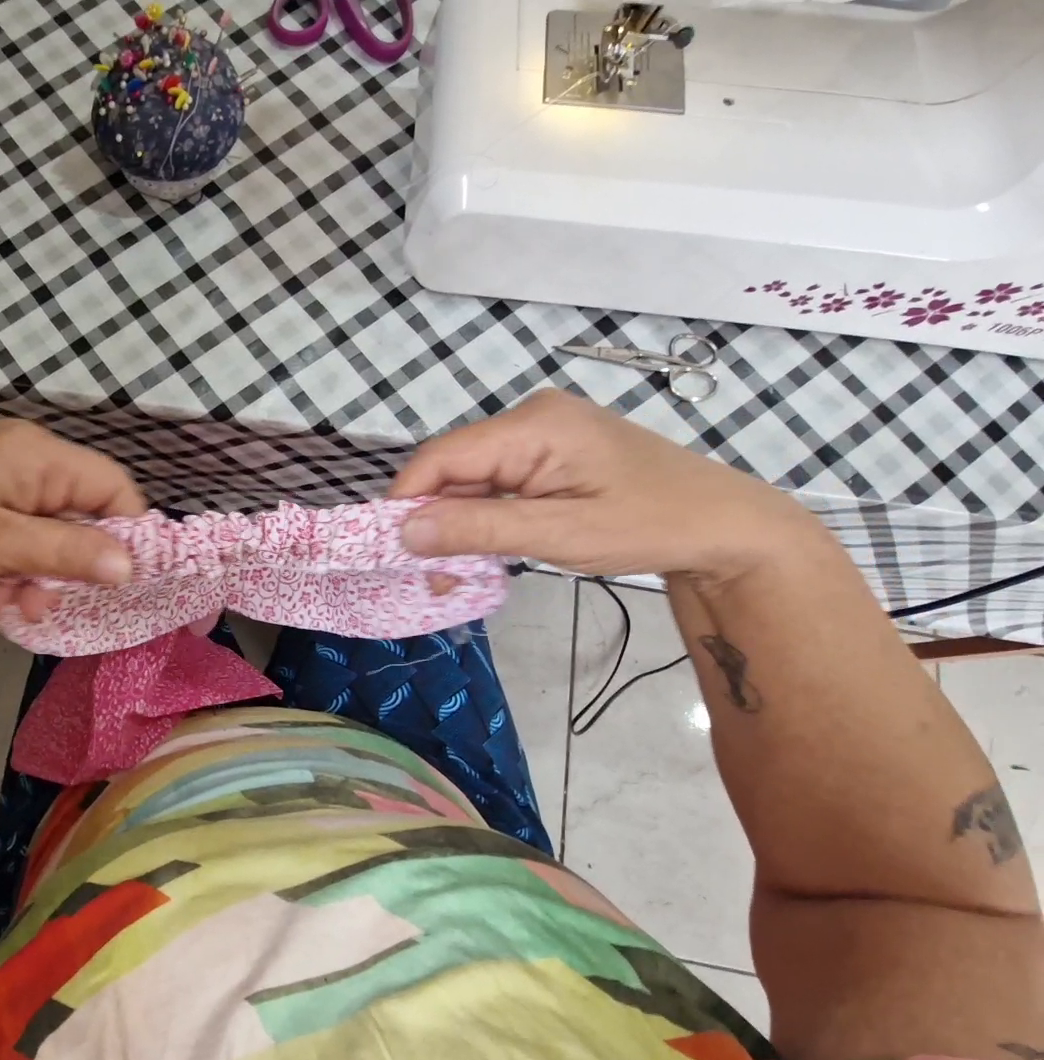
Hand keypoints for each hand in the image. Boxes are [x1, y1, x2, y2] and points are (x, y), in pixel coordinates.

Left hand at [0, 421, 146, 612]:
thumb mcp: (1, 546)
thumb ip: (69, 552)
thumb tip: (130, 566)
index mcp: (39, 454)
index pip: (112, 486)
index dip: (124, 533)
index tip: (117, 581)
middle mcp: (28, 455)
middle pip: (81, 511)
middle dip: (68, 564)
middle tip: (46, 603)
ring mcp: (4, 474)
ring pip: (50, 529)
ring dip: (38, 572)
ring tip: (12, 605)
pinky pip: (21, 529)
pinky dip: (14, 563)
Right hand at [389, 389, 821, 581]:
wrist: (729, 527)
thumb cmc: (651, 526)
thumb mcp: (559, 534)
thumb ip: (478, 529)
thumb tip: (404, 532)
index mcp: (533, 425)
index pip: (441, 458)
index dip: (407, 501)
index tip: (393, 551)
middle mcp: (529, 419)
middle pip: (452, 469)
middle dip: (434, 521)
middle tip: (433, 577)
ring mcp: (539, 435)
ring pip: (469, 480)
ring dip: (457, 526)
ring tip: (456, 574)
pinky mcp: (548, 454)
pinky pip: (494, 484)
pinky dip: (483, 519)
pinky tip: (484, 552)